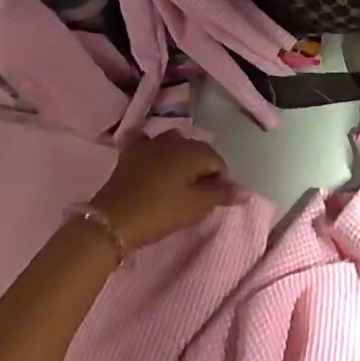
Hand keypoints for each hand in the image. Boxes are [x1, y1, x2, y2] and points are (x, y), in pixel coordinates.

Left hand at [86, 133, 243, 249]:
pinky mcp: (129, 153)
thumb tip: (246, 191)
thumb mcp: (197, 206)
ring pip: (174, 145)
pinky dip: (151, 148)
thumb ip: (223, 195)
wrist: (112, 220)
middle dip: (201, 170)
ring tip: (176, 182)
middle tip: (195, 196)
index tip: (210, 202)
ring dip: (179, 159)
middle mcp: (175, 140)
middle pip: (198, 152)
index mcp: (194, 150)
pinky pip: (145, 142)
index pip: (218, 163)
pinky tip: (151, 157)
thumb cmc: (161, 211)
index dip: (219, 183)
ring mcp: (150, 144)